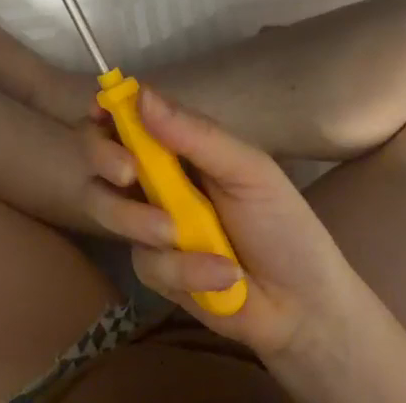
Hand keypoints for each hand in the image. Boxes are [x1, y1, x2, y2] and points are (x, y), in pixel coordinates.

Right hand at [78, 89, 363, 357]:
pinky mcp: (154, 269)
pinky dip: (184, 268)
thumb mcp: (248, 171)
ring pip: (106, 208)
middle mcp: (155, 179)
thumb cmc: (285, 227)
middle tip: (127, 172)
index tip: (100, 113)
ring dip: (138, 219)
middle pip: (99, 158)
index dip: (106, 111)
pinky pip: (145, 260)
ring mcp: (149, 224)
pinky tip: (222, 274)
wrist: (306, 310)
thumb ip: (195, 134)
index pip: (128, 118)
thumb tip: (141, 95)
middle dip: (103, 158)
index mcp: (178, 147)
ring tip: (177, 234)